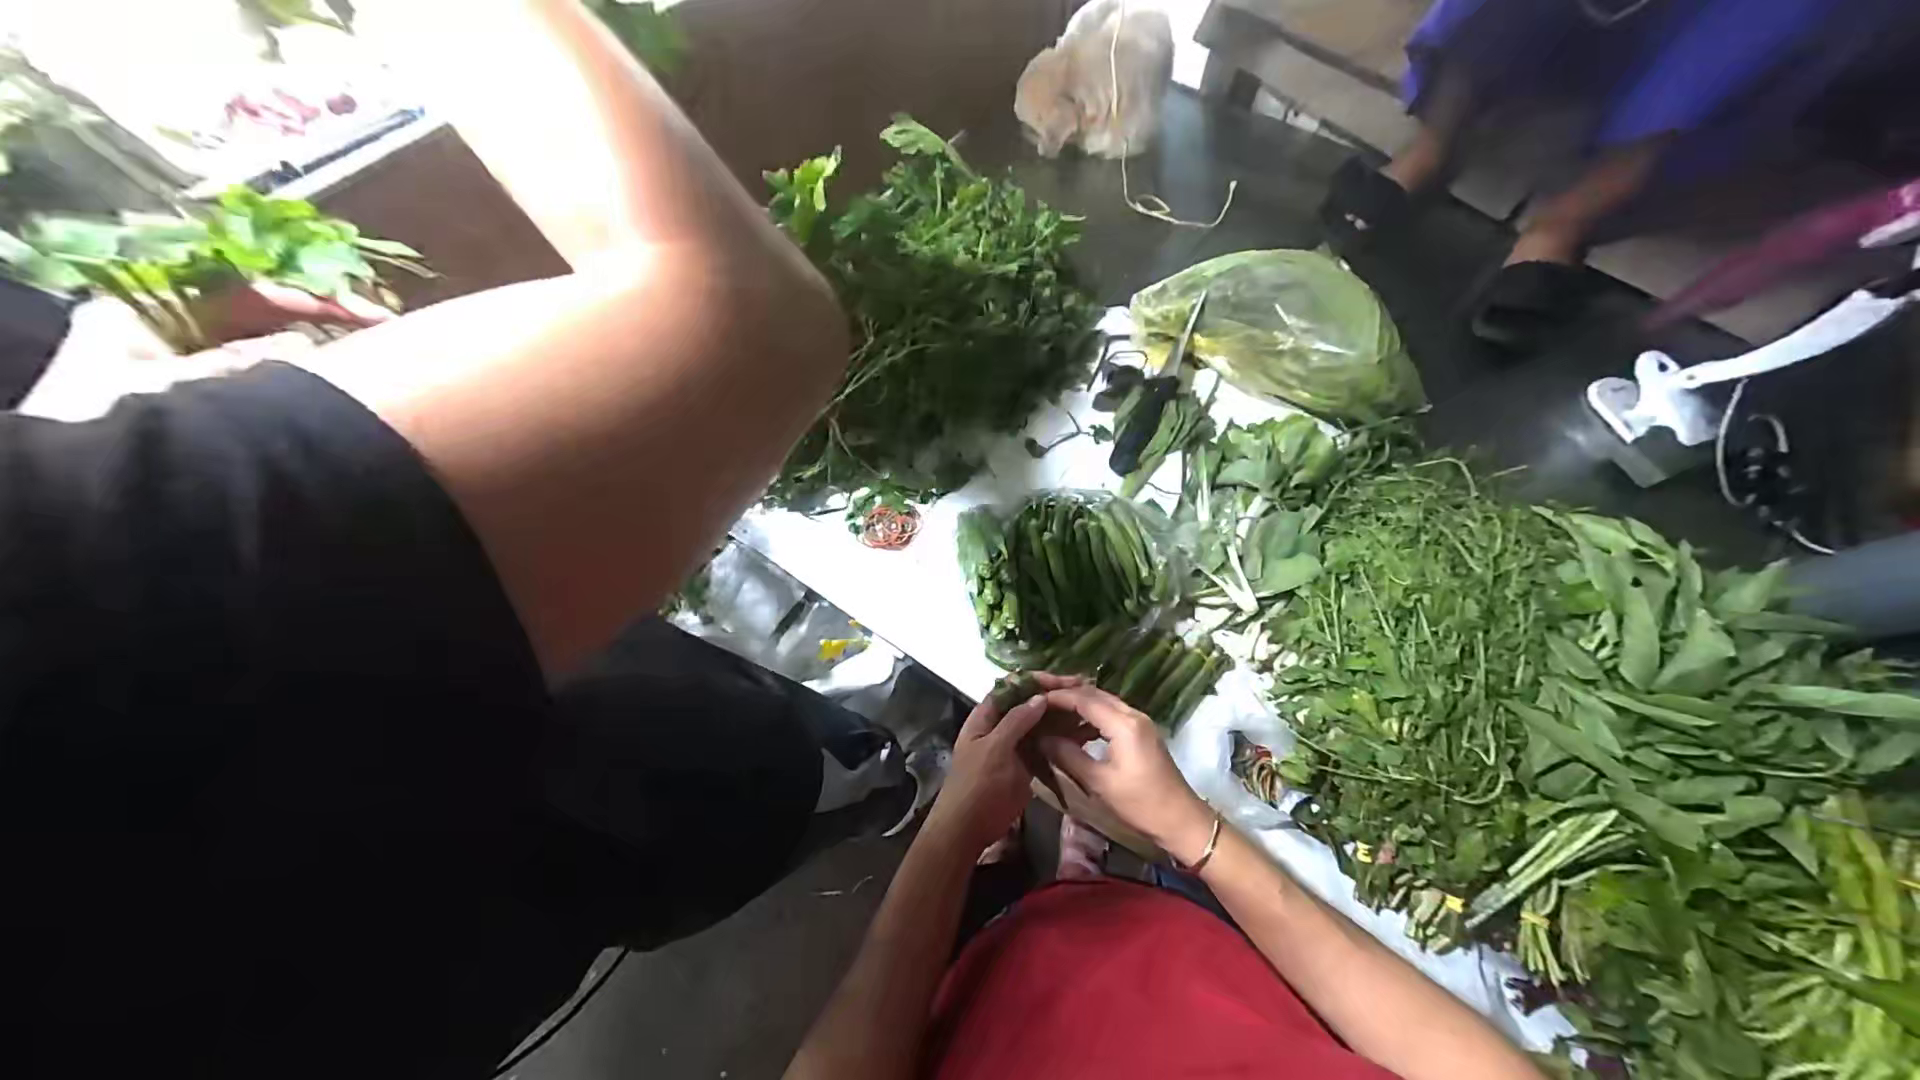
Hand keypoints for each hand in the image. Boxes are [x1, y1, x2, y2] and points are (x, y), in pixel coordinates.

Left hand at [924, 673, 1081, 855]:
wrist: (968, 829)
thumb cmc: (975, 785)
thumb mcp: (994, 748)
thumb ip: (1016, 721)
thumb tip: (1041, 698)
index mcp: (986, 716)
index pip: (1013, 687)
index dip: (1037, 681)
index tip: (1064, 681)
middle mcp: (1001, 726)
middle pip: (1029, 703)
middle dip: (1054, 696)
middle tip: (1085, 691)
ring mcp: (1015, 746)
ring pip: (1040, 724)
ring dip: (1062, 716)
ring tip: (1089, 709)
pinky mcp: (1027, 765)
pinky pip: (1045, 746)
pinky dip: (1062, 739)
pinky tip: (1084, 734)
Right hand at [1037, 685, 1216, 864]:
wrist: (1182, 822)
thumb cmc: (1141, 804)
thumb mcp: (1099, 782)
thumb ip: (1068, 755)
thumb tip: (1041, 739)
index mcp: (1123, 724)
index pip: (1084, 699)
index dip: (1057, 697)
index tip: (1034, 700)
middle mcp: (1133, 715)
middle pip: (1094, 694)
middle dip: (1066, 695)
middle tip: (1039, 701)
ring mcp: (1140, 722)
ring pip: (1103, 703)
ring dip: (1079, 705)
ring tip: (1052, 715)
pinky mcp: (1142, 733)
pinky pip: (1112, 714)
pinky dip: (1092, 717)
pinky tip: (1075, 730)